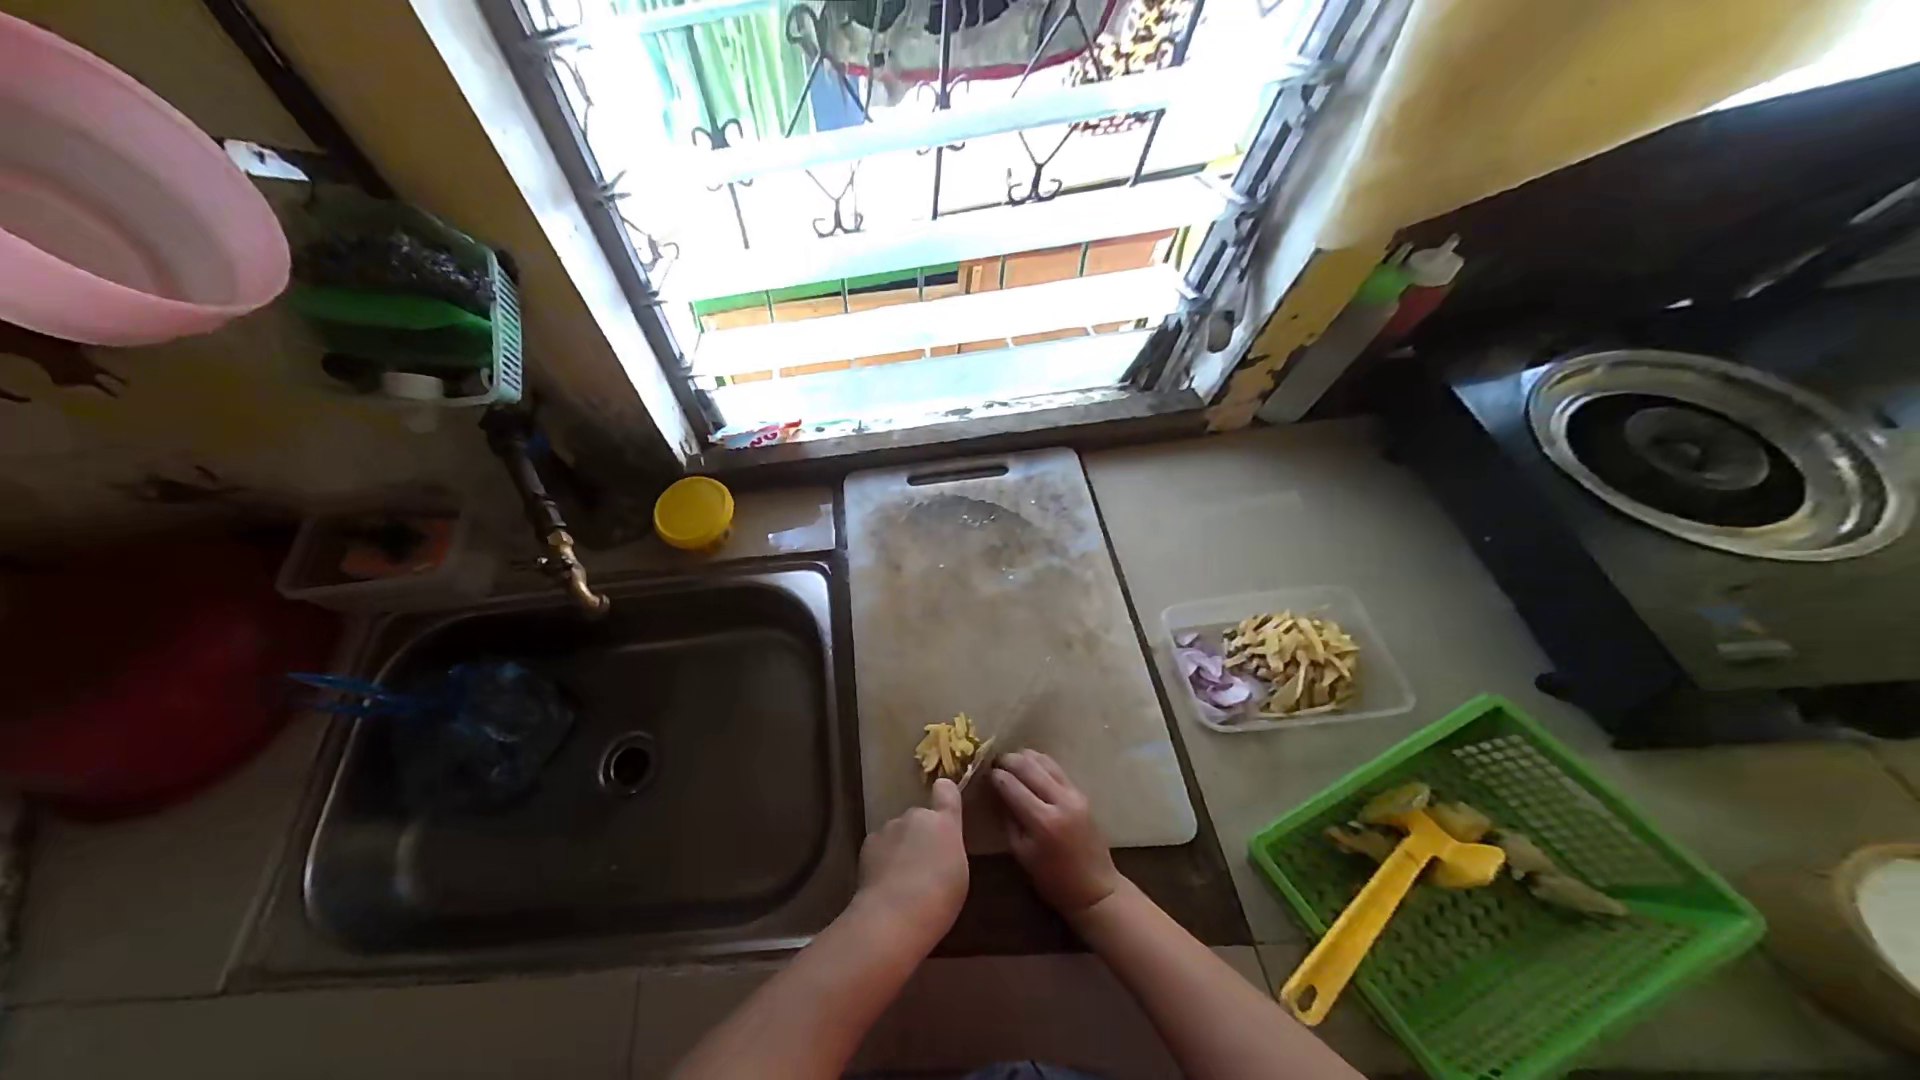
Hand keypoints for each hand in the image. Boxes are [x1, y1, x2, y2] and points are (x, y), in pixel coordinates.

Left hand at [853, 778, 968, 940]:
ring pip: (898, 833)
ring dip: (900, 847)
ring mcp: (889, 828)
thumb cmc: (938, 898)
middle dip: (921, 835)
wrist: (893, 915)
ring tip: (901, 880)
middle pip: (920, 819)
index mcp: (944, 823)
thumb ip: (949, 849)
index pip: (946, 791)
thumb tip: (938, 844)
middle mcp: (916, 816)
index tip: (945, 801)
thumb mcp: (958, 873)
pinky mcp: (868, 844)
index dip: (945, 794)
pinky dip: (882, 858)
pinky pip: (880, 846)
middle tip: (924, 866)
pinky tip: (884, 883)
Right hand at [991, 751, 1123, 916]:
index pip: (1012, 786)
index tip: (984, 773)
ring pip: (1045, 762)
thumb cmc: (1053, 879)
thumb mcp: (1021, 853)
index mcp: (1042, 821)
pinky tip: (1029, 764)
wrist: (1095, 887)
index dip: (995, 776)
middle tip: (994, 761)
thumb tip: (996, 792)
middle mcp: (1060, 801)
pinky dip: (1040, 762)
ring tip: (1010, 760)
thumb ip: (1008, 819)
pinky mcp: (1082, 793)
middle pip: (1028, 766)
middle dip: (1008, 760)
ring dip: (1024, 757)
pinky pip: (1057, 769)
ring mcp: (1074, 794)